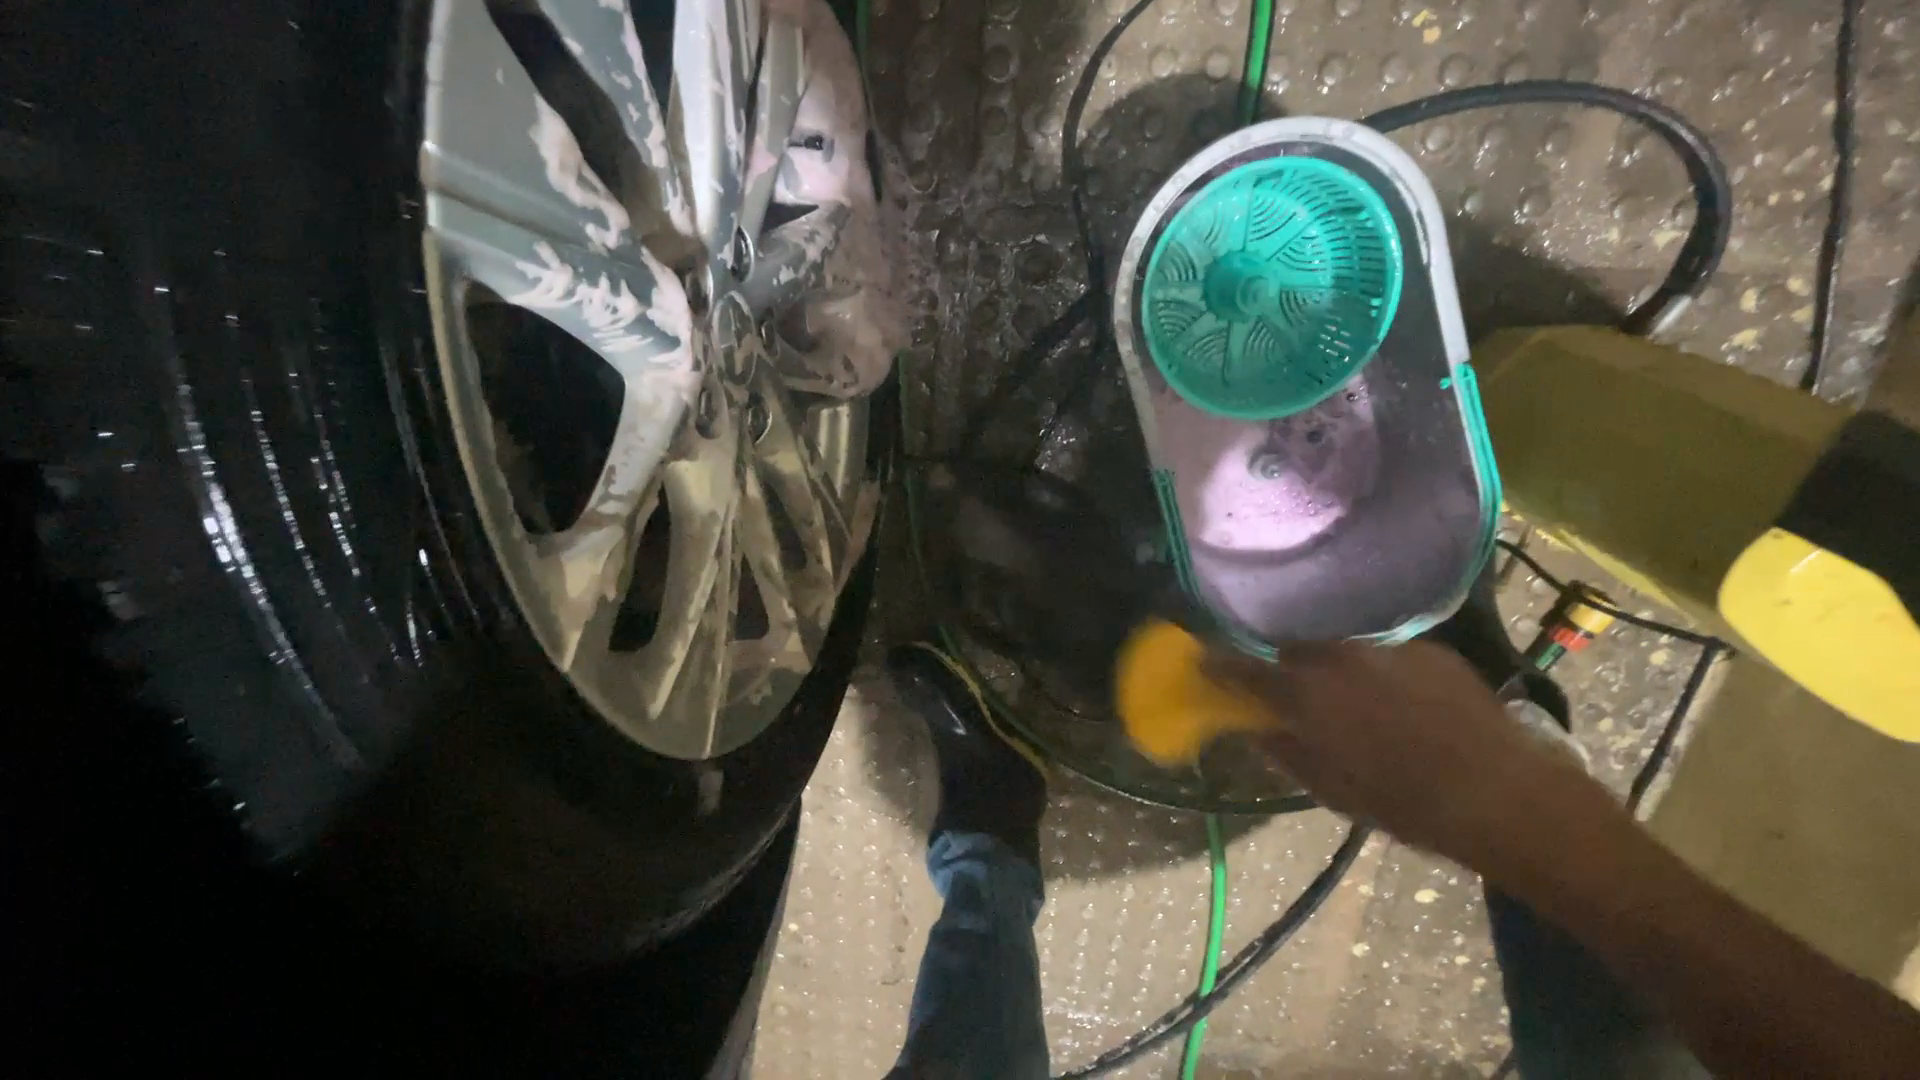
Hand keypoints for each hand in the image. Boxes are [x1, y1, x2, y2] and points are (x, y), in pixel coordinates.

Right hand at [1204, 640, 1601, 861]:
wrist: (1502, 793)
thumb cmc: (1403, 803)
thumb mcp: (1329, 790)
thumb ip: (1283, 751)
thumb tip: (1255, 729)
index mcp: (1304, 693)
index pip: (1240, 668)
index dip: (1217, 665)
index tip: (1204, 664)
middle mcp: (1336, 656)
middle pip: (1294, 651)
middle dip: (1289, 671)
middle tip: (1301, 700)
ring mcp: (1384, 647)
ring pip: (1342, 651)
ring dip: (1338, 672)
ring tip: (1363, 707)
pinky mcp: (1427, 648)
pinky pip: (1386, 655)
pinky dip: (1383, 675)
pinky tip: (1408, 707)